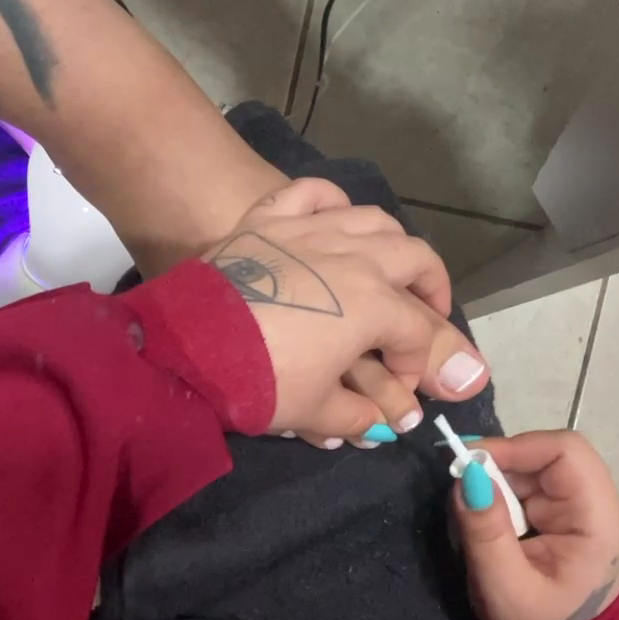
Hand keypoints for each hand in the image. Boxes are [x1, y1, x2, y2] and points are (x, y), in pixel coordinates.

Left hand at [203, 179, 489, 438]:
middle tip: (427, 310)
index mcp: (373, 305)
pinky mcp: (268, 219)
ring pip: (371, 219)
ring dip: (390, 241)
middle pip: (414, 258)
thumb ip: (356, 417)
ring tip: (388, 264)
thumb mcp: (312, 410)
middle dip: (430, 287)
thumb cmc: (259, 381)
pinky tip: (334, 216)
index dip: (417, 361)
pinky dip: (330, 200)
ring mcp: (310, 230)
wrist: (188, 350)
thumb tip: (381, 426)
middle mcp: (353, 257)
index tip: (401, 385)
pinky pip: (311, 193)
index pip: (417, 330)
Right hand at [451, 431, 618, 619]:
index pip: (565, 451)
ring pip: (538, 468)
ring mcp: (588, 509)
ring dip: (499, 480)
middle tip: (461, 486)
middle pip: (550, 455)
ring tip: (474, 510)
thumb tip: (466, 474)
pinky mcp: (571, 516)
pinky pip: (535, 486)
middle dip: (501, 465)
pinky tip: (490, 518)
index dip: (514, 446)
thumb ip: (485, 529)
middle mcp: (603, 505)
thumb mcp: (501, 583)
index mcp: (600, 520)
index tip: (466, 462)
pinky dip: (504, 493)